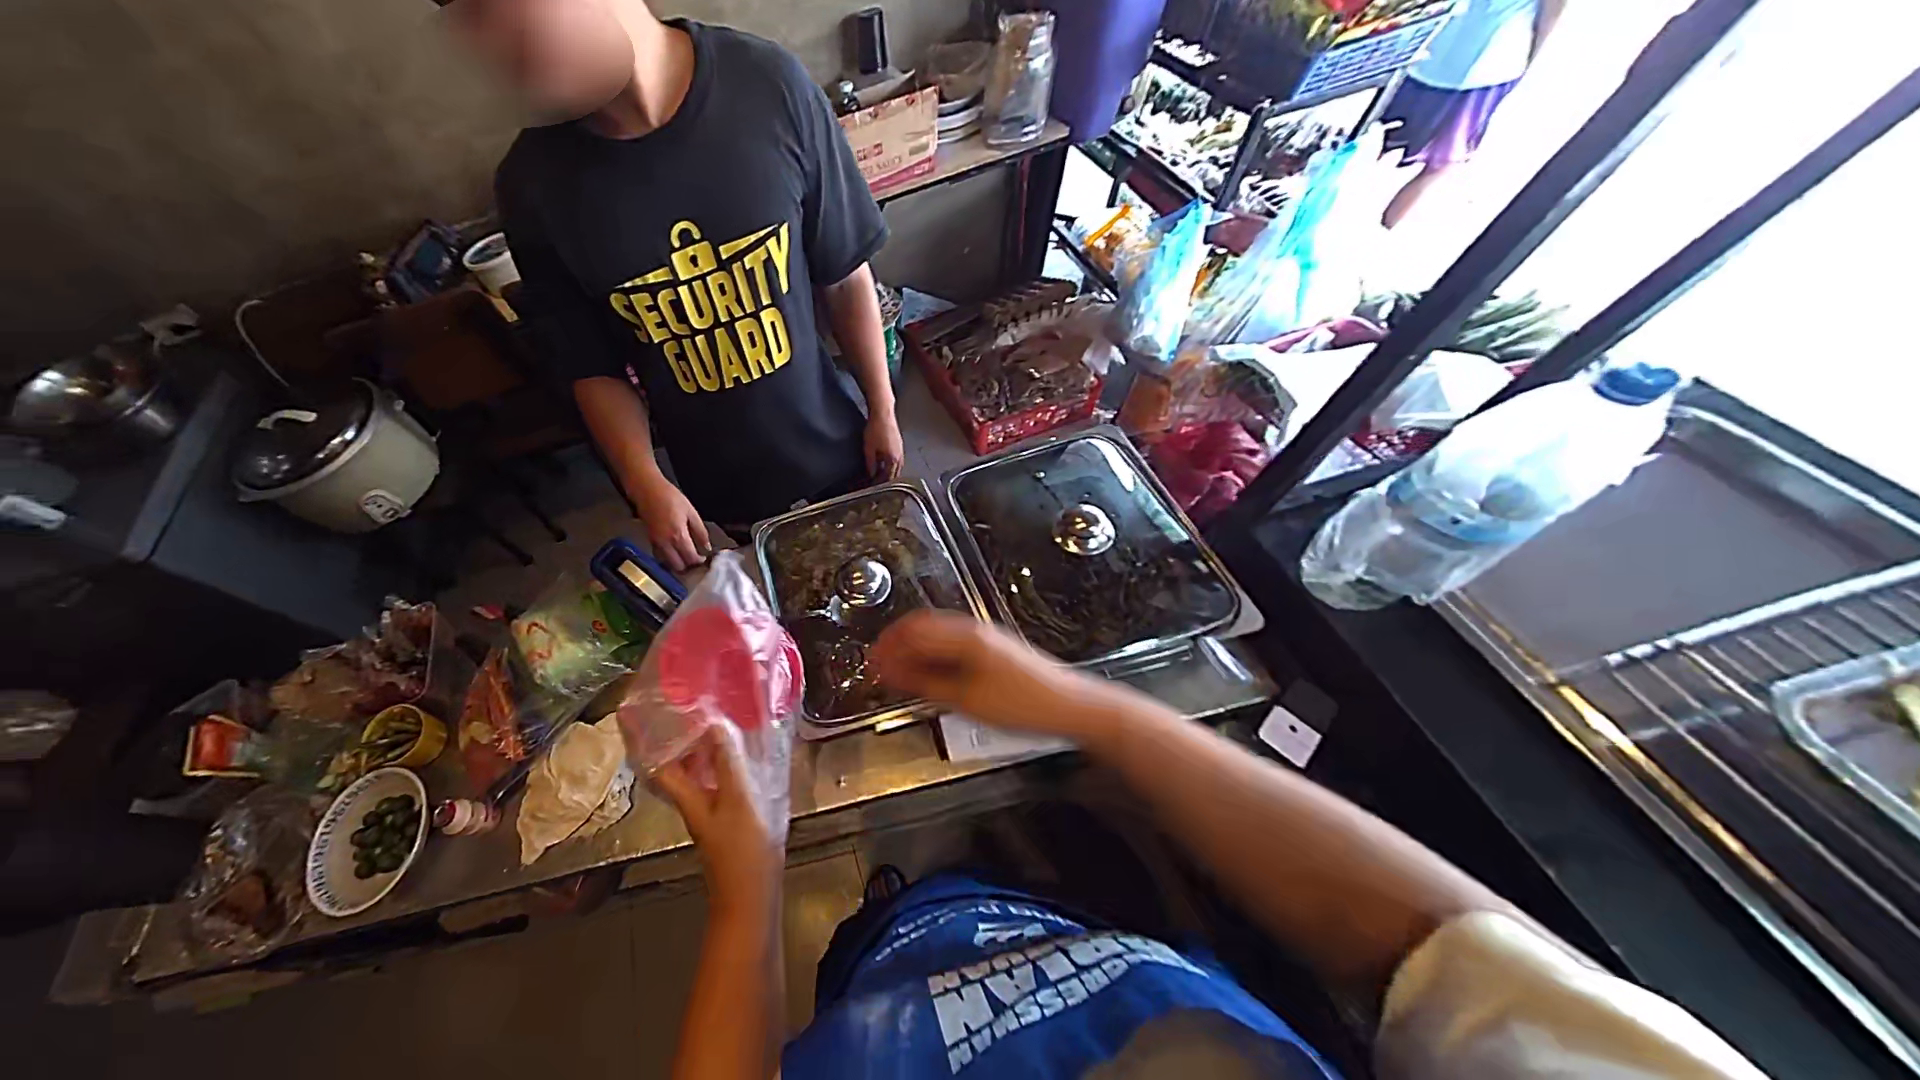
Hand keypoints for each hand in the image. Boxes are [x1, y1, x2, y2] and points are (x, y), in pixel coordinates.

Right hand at [630, 473, 711, 572]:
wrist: (647, 490)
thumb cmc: (670, 498)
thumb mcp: (691, 512)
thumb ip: (700, 532)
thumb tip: (707, 547)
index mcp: (678, 536)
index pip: (690, 558)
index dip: (699, 560)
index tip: (704, 557)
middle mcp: (665, 543)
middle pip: (678, 566)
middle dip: (688, 564)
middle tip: (695, 557)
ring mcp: (655, 543)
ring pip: (667, 563)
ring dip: (677, 562)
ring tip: (685, 554)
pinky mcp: (649, 540)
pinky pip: (659, 556)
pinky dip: (668, 557)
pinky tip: (674, 550)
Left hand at [651, 722, 782, 914]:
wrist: (752, 896)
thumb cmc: (741, 849)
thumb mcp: (737, 800)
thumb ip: (727, 763)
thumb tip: (713, 724)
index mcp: (687, 798)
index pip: (656, 765)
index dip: (645, 740)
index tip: (640, 713)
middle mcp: (692, 802)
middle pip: (675, 767)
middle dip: (677, 739)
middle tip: (687, 708)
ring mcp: (710, 810)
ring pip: (696, 773)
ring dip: (700, 749)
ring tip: (715, 722)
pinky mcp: (727, 817)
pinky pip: (715, 781)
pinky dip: (720, 764)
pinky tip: (738, 755)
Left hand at [863, 410, 902, 481]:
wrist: (883, 413)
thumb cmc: (876, 428)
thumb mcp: (869, 448)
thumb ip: (870, 464)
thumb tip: (871, 473)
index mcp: (893, 459)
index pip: (887, 478)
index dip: (879, 483)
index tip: (873, 486)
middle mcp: (899, 456)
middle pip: (894, 474)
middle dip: (885, 480)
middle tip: (876, 483)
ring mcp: (901, 450)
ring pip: (896, 467)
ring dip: (889, 472)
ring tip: (880, 474)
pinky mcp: (899, 444)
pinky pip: (897, 459)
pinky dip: (891, 464)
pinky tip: (884, 462)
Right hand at [870, 611, 1115, 741]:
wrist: (1069, 706)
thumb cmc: (1022, 704)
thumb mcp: (965, 699)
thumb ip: (925, 682)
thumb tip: (891, 671)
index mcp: (966, 636)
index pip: (914, 629)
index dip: (888, 644)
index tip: (870, 661)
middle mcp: (974, 629)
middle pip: (924, 626)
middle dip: (897, 644)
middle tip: (877, 665)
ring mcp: (985, 639)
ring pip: (938, 635)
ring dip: (914, 650)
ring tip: (897, 671)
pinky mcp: (993, 651)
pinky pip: (952, 645)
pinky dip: (932, 656)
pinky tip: (928, 674)